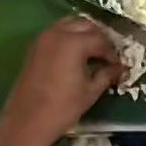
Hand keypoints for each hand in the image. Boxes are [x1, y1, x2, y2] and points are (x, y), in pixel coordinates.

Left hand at [0, 17, 122, 145]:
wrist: (27, 121)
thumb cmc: (62, 107)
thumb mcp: (90, 91)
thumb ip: (106, 75)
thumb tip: (118, 69)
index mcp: (74, 42)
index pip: (101, 40)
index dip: (112, 53)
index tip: (118, 67)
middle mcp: (58, 33)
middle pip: (85, 25)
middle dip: (99, 38)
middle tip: (106, 57)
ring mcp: (43, 37)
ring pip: (69, 25)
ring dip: (83, 34)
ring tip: (92, 54)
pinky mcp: (34, 46)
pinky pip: (56, 32)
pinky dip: (68, 37)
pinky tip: (74, 55)